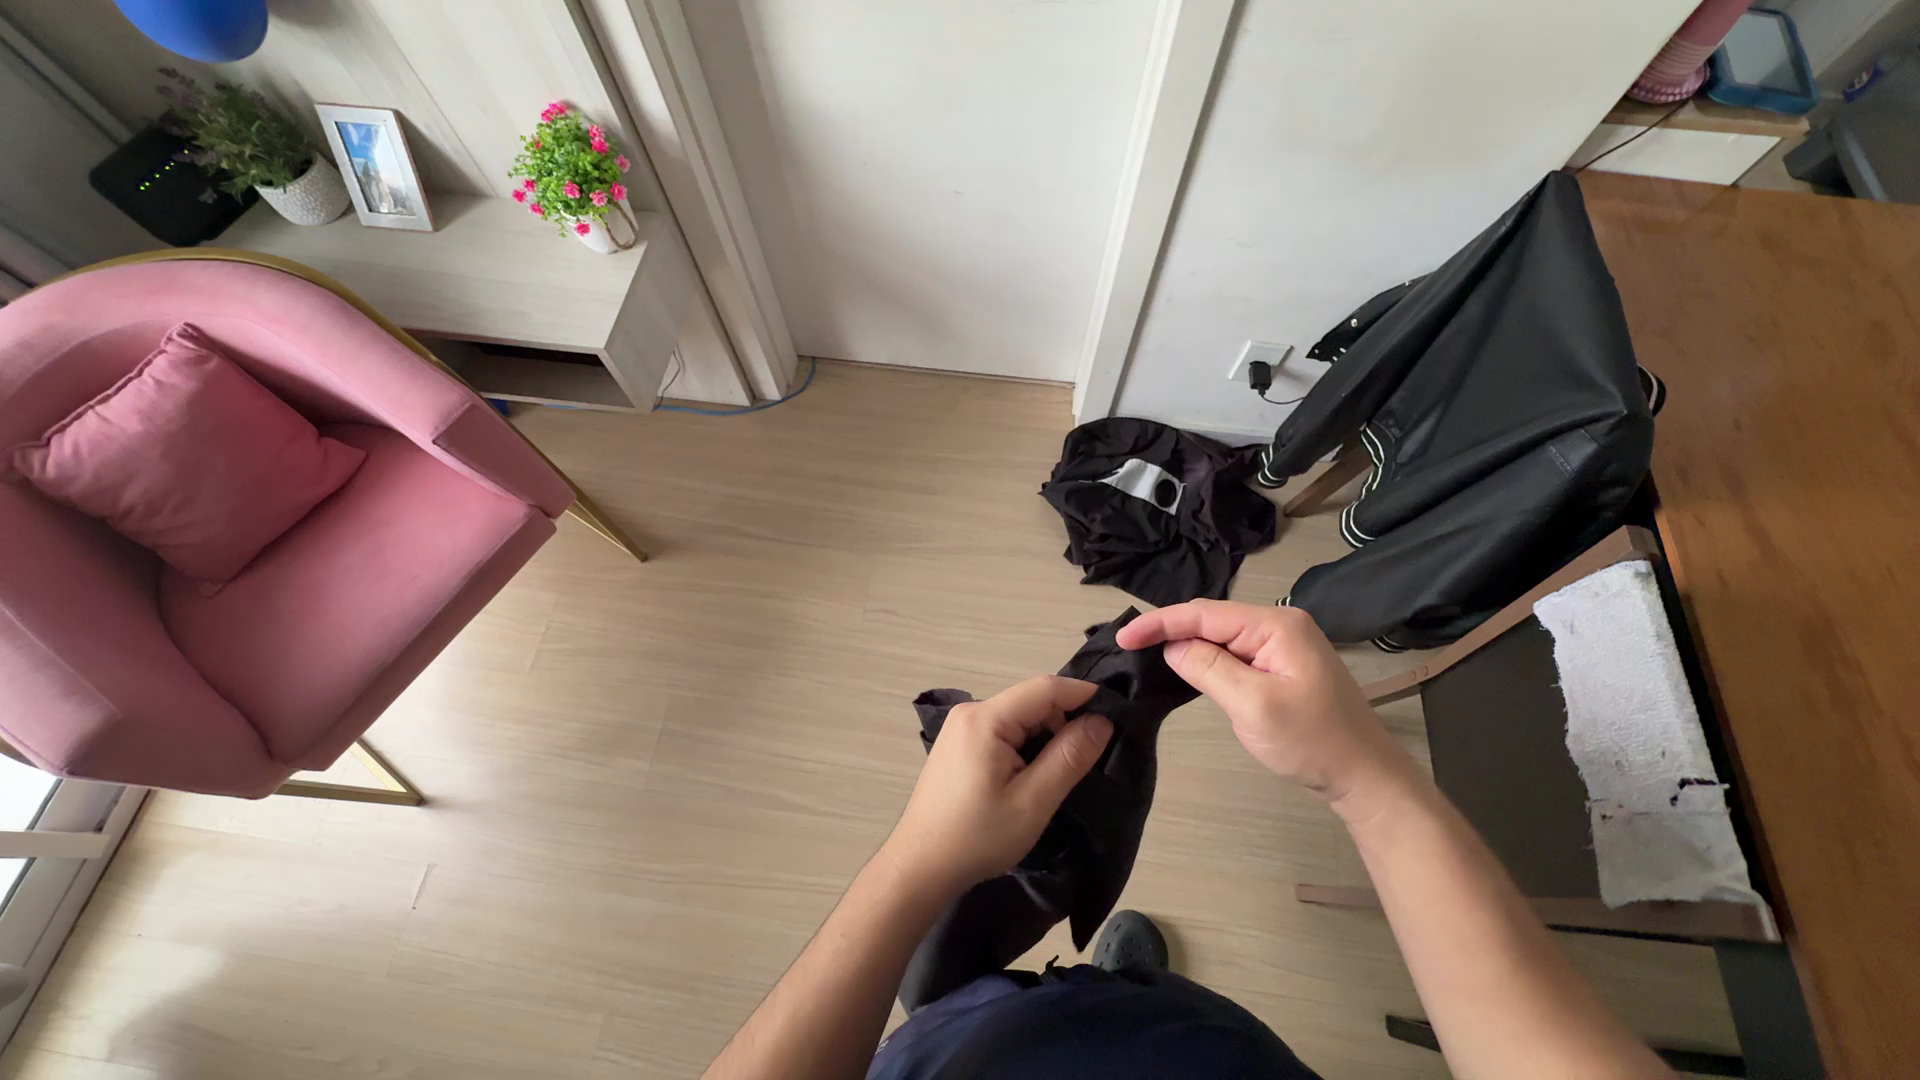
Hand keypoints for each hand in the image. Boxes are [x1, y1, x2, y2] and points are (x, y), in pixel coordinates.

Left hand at [880, 676, 1112, 900]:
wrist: (920, 867)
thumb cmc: (977, 837)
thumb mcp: (1032, 802)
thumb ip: (1069, 757)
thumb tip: (1102, 722)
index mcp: (985, 718)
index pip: (1045, 687)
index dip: (1083, 695)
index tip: (1118, 713)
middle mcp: (970, 712)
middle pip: (1031, 701)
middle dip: (1065, 721)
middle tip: (1092, 757)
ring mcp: (960, 727)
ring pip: (1018, 717)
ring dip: (1045, 736)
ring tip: (1063, 772)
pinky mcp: (958, 744)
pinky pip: (1003, 730)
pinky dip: (1025, 745)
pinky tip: (1033, 775)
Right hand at [1116, 601, 1415, 819]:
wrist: (1365, 777)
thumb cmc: (1312, 741)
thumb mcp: (1253, 705)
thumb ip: (1207, 667)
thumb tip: (1172, 646)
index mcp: (1276, 625)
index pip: (1204, 614)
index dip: (1160, 623)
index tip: (1123, 637)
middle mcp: (1280, 625)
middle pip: (1211, 620)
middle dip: (1169, 630)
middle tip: (1128, 645)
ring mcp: (1283, 645)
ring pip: (1220, 637)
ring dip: (1185, 644)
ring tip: (1145, 652)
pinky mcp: (1282, 666)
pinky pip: (1234, 653)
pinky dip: (1206, 659)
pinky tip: (1185, 666)